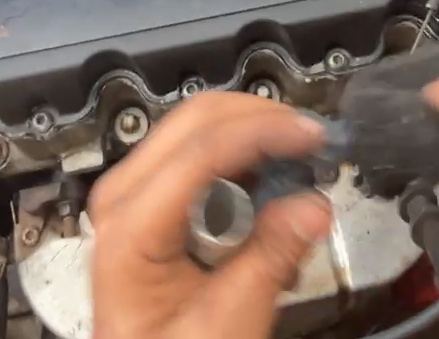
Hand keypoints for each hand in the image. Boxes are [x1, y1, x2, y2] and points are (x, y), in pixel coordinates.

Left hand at [89, 93, 332, 338]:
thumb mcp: (225, 326)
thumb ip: (269, 261)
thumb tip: (314, 206)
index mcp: (130, 226)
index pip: (201, 151)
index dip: (262, 131)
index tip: (311, 134)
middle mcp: (125, 191)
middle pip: (198, 120)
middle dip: (261, 119)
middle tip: (312, 137)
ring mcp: (136, 187)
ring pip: (201, 126)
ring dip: (255, 135)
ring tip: (300, 166)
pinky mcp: (154, 192)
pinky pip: (201, 150)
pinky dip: (243, 157)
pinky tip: (272, 187)